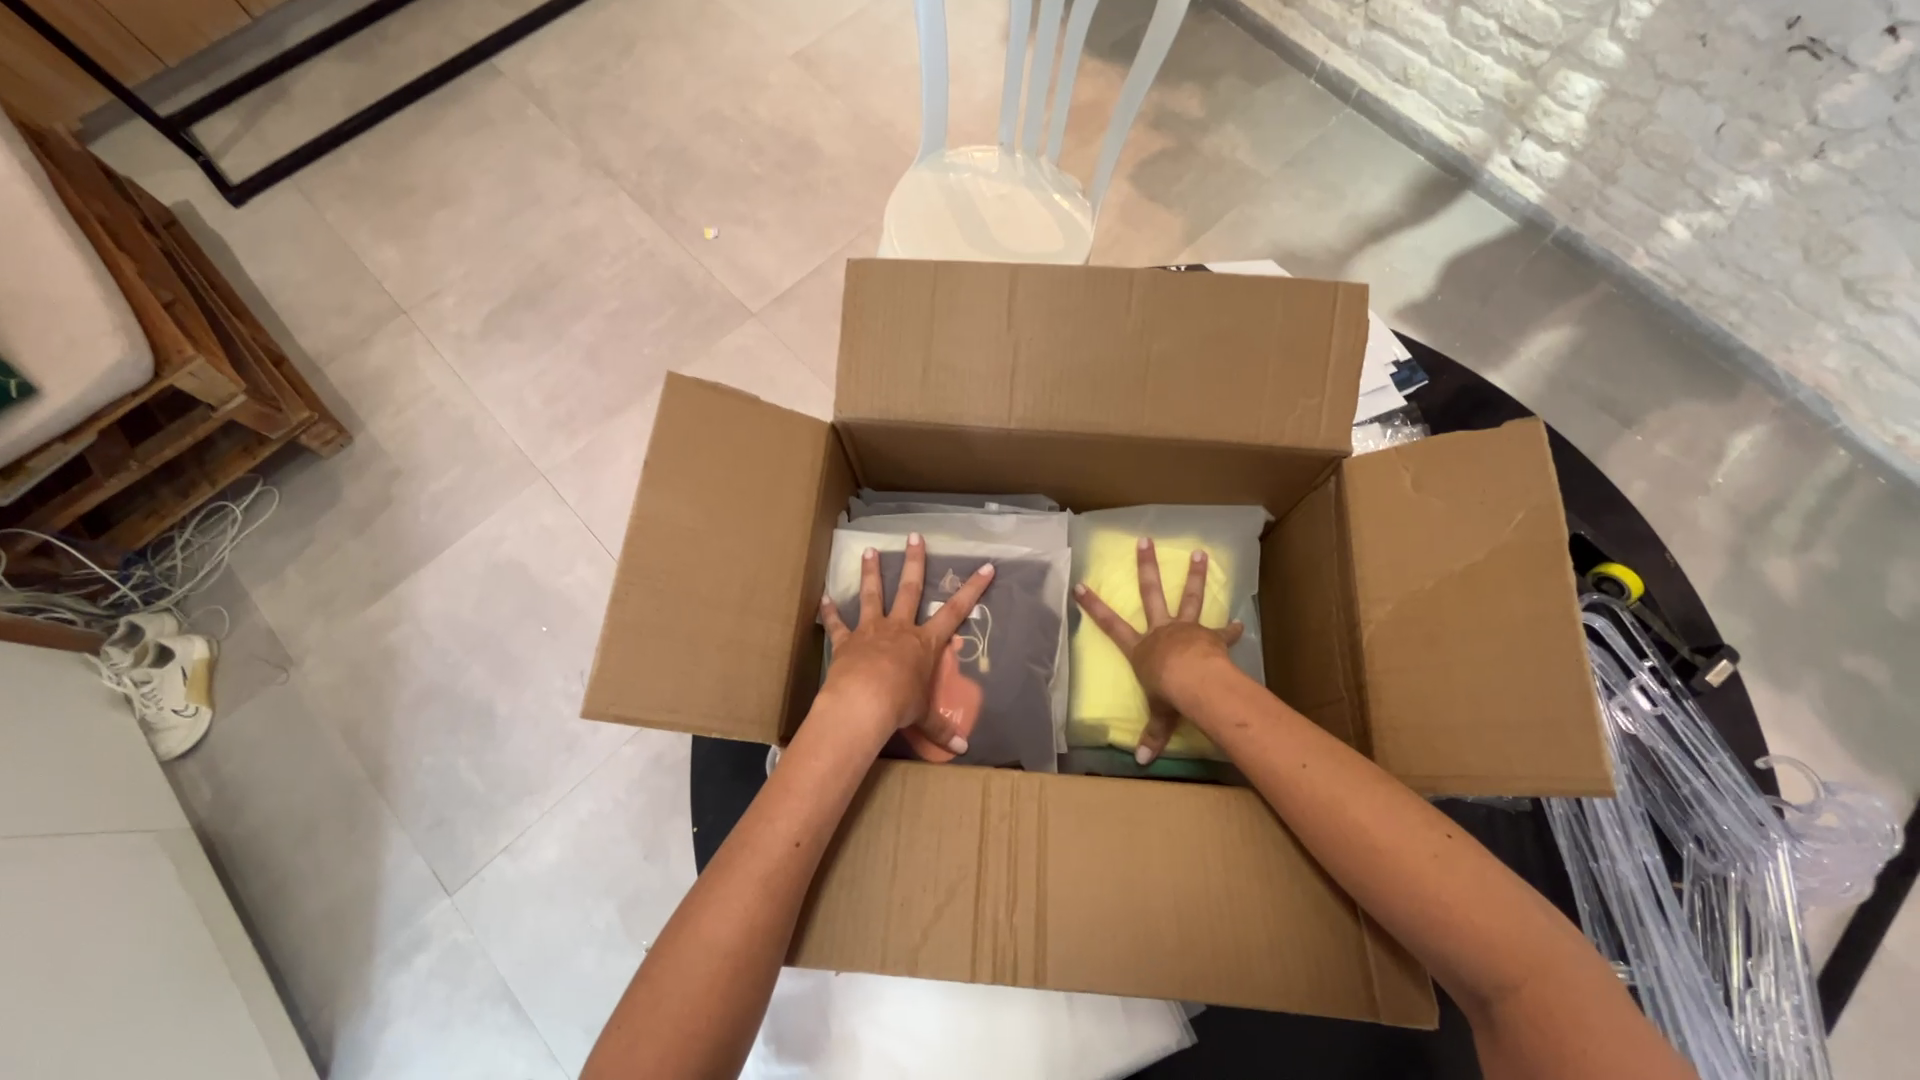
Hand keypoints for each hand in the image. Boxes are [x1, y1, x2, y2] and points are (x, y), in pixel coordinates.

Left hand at [817, 533, 994, 752]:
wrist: (863, 703)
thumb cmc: (900, 706)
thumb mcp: (924, 717)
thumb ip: (940, 729)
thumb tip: (962, 750)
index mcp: (925, 643)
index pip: (955, 611)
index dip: (972, 589)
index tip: (985, 566)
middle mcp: (900, 628)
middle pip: (910, 589)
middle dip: (915, 562)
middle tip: (913, 536)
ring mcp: (871, 631)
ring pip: (873, 595)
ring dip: (872, 572)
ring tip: (869, 551)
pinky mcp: (846, 641)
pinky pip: (837, 623)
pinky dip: (830, 611)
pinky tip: (822, 598)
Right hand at [1073, 538, 1243, 763]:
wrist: (1199, 683)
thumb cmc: (1170, 696)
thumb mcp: (1159, 717)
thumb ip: (1152, 734)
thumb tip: (1140, 762)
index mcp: (1141, 649)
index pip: (1110, 625)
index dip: (1094, 606)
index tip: (1081, 585)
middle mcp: (1161, 631)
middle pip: (1151, 594)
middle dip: (1146, 568)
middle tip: (1145, 541)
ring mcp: (1187, 629)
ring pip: (1189, 597)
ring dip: (1194, 576)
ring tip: (1200, 553)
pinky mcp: (1211, 636)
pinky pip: (1222, 631)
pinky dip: (1230, 628)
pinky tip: (1239, 621)